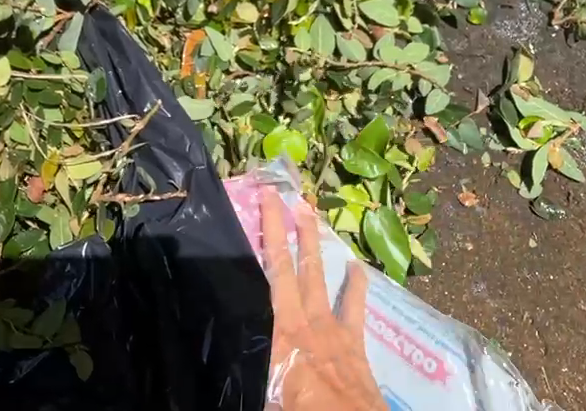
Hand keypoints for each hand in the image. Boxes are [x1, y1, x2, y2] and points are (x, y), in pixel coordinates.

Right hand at [259, 186, 386, 410]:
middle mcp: (301, 322)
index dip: (256, 244)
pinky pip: (354, 308)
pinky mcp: (352, 343)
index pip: (263, 279)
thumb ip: (251, 364)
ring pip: (318, 276)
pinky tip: (357, 264)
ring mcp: (330, 329)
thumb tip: (228, 347)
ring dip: (312, 242)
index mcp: (276, 334)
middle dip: (279, 229)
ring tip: (308, 209)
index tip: (247, 215)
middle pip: (286, 267)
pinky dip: (356, 285)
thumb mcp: (264, 391)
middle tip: (275, 194)